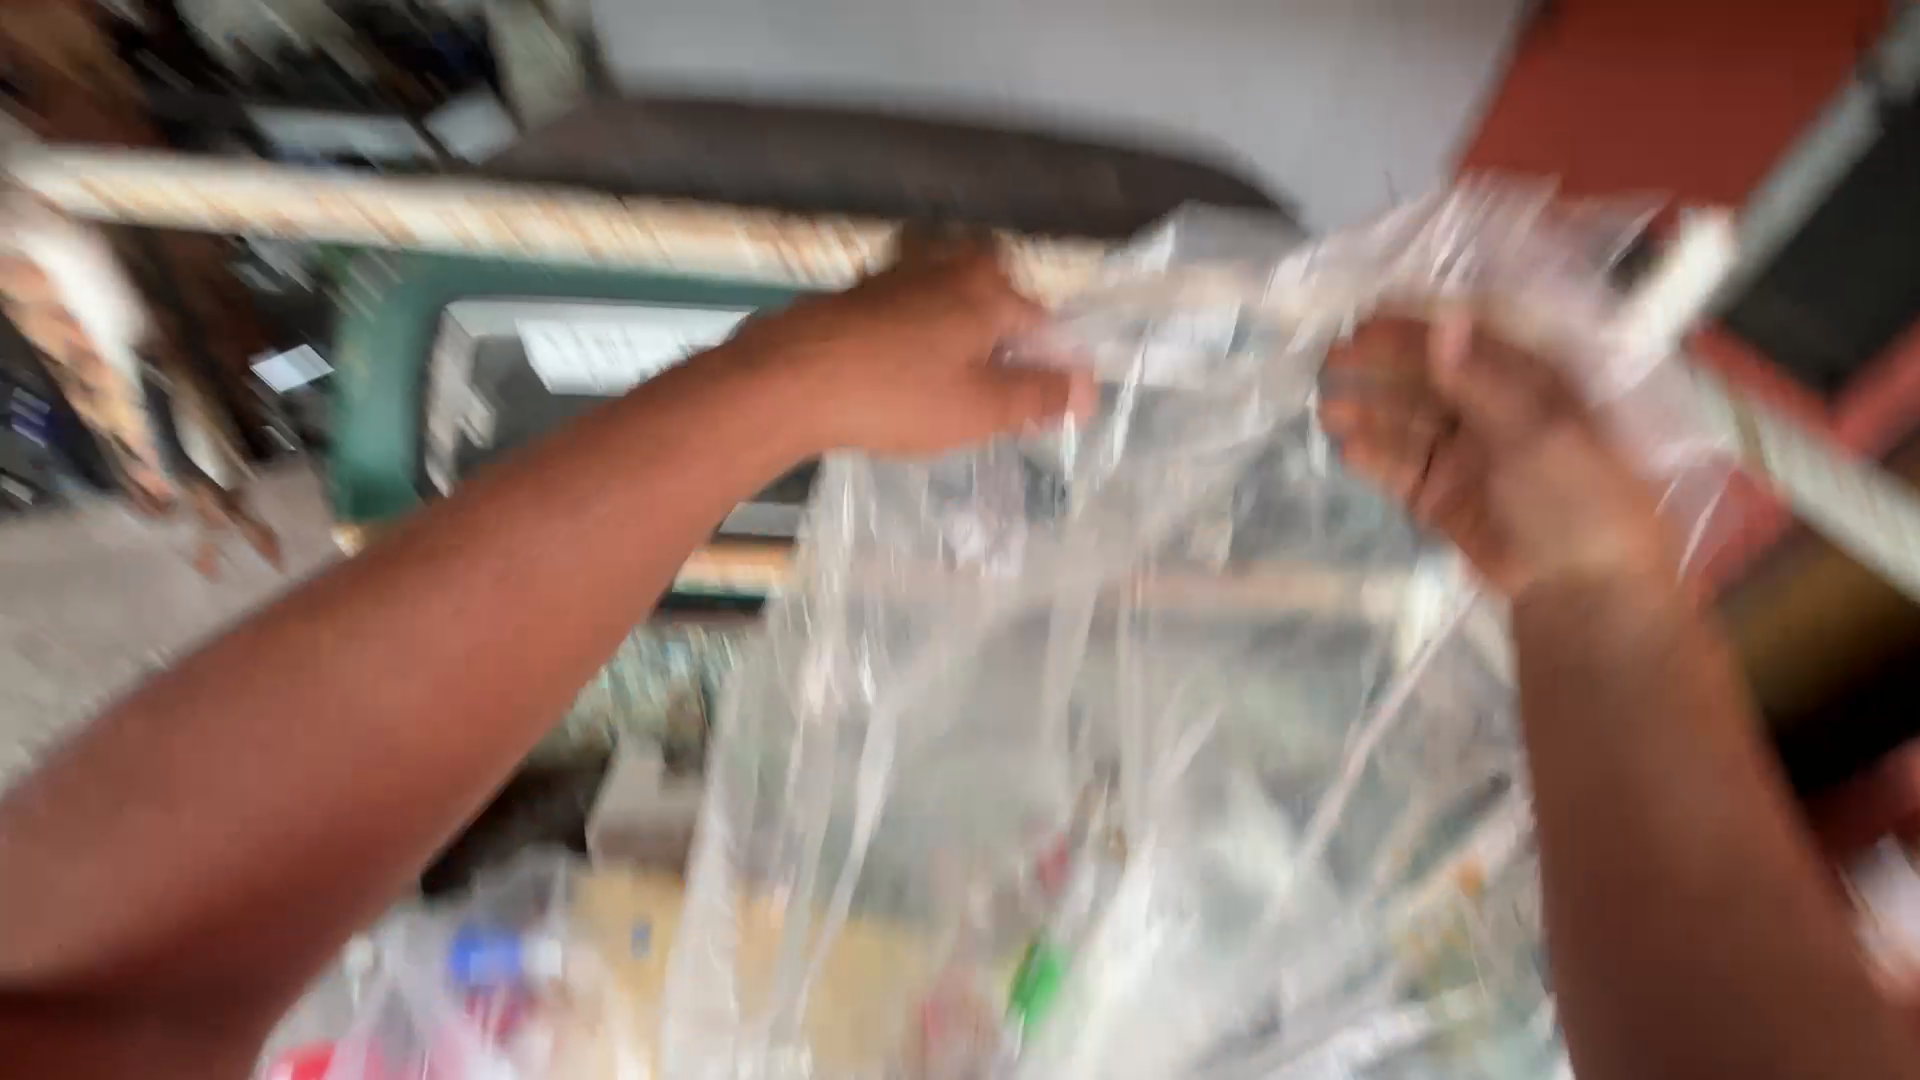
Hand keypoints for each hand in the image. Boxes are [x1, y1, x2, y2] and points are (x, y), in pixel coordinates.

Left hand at [724, 240, 1094, 456]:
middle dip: (1010, 343)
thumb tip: (1085, 390)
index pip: (1046, 325)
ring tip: (959, 389)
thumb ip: (1039, 396)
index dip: (1056, 370)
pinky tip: (910, 375)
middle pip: (1000, 302)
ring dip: (968, 341)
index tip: (1053, 409)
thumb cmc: (899, 395)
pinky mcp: (863, 293)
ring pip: (956, 303)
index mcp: (989, 288)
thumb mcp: (981, 408)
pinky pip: (916, 312)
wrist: (792, 380)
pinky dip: (927, 339)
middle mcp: (949, 266)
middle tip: (1003, 391)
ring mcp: (901, 274)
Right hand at [1320, 315, 1676, 598]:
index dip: (1416, 330)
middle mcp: (1491, 413)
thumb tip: (1443, 323)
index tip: (1367, 320)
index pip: (1466, 344)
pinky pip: (1398, 468)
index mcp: (1531, 386)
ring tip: (1327, 410)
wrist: (1580, 587)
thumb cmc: (1578, 498)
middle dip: (1380, 369)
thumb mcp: (1539, 432)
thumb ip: (1483, 379)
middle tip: (1331, 360)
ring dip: (1367, 414)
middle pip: (1426, 381)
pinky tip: (1346, 451)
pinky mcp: (1437, 494)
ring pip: (1404, 424)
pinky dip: (1373, 459)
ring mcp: (1461, 455)